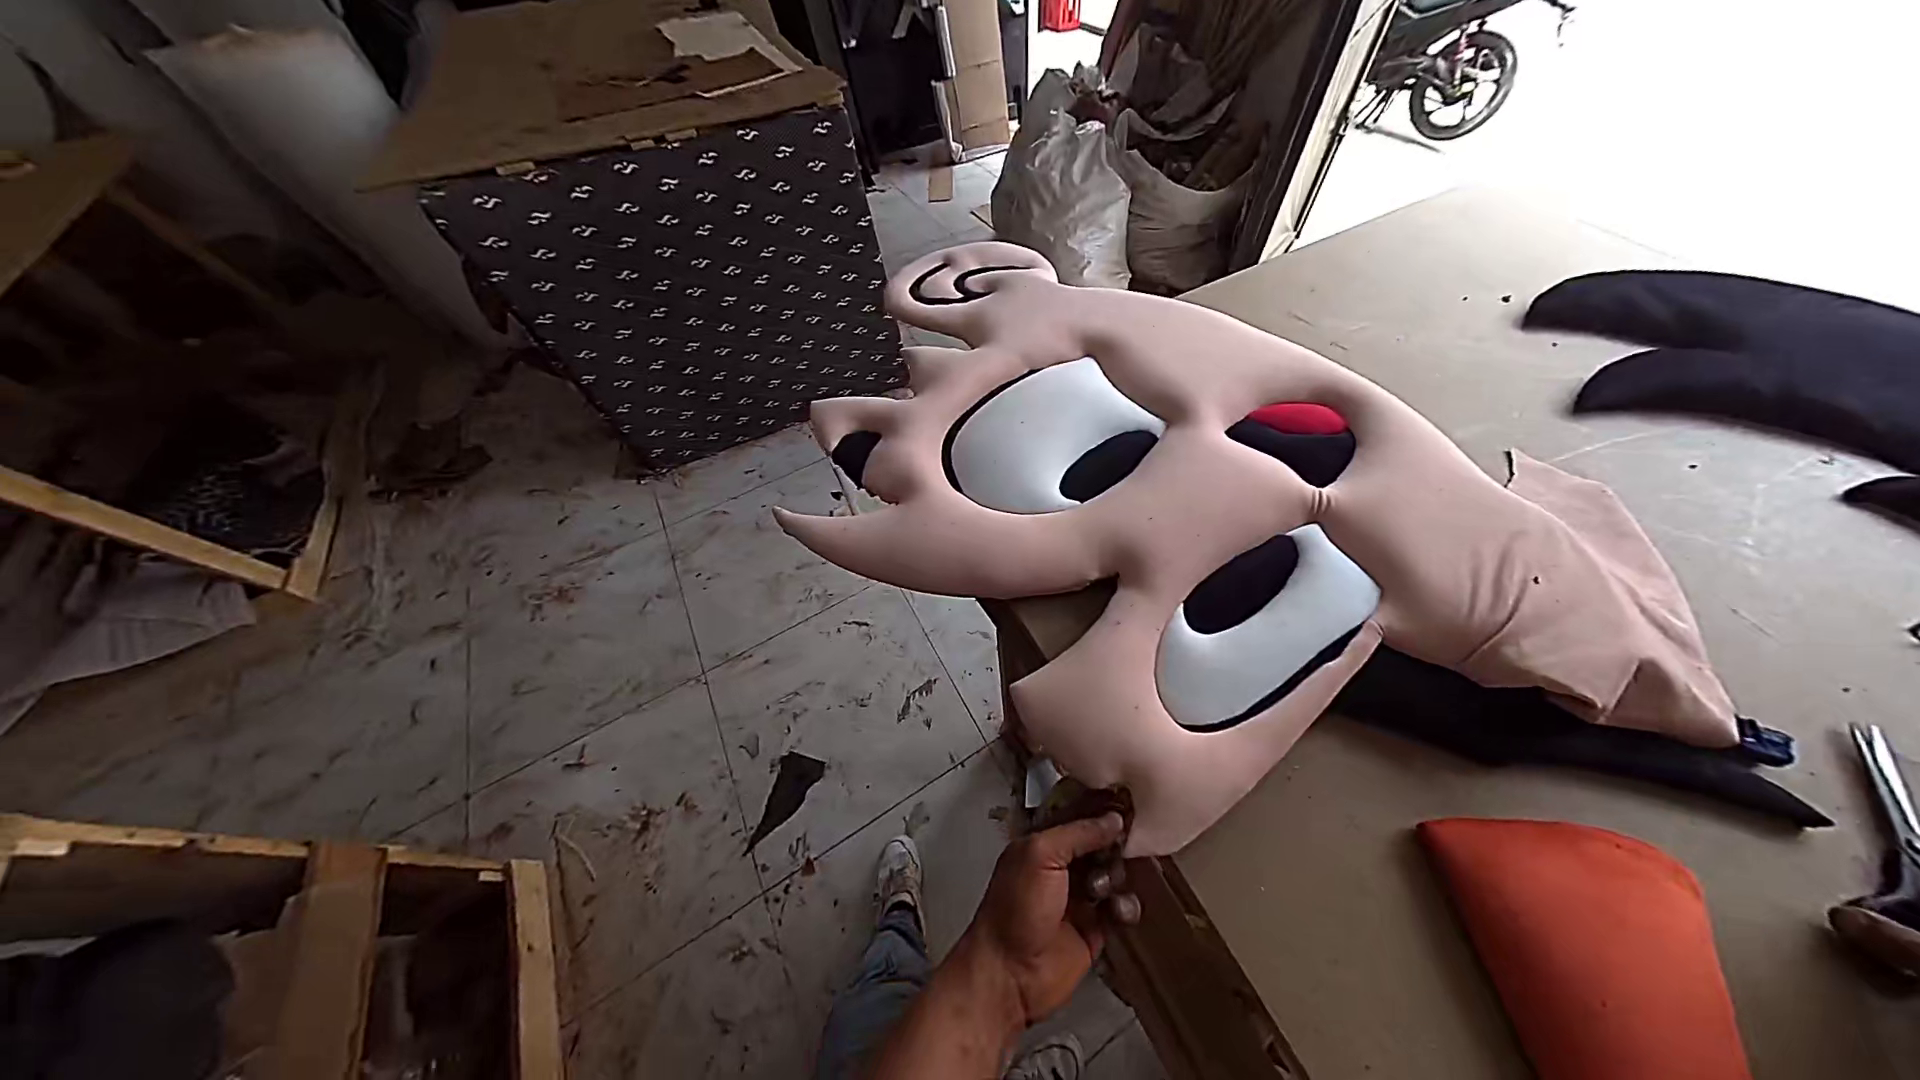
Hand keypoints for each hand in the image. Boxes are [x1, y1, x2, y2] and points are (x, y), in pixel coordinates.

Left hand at [961, 812, 1139, 1025]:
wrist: (1012, 973)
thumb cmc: (1014, 909)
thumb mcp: (1041, 855)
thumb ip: (1078, 832)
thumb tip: (1113, 819)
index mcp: (1042, 840)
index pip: (1077, 812)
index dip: (1101, 807)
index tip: (1127, 802)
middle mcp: (1061, 863)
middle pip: (1101, 841)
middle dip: (1113, 844)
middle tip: (1118, 849)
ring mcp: (1079, 894)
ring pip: (1114, 871)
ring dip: (1115, 876)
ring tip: (1100, 890)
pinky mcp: (1095, 926)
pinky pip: (1121, 907)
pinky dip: (1125, 906)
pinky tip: (1116, 911)